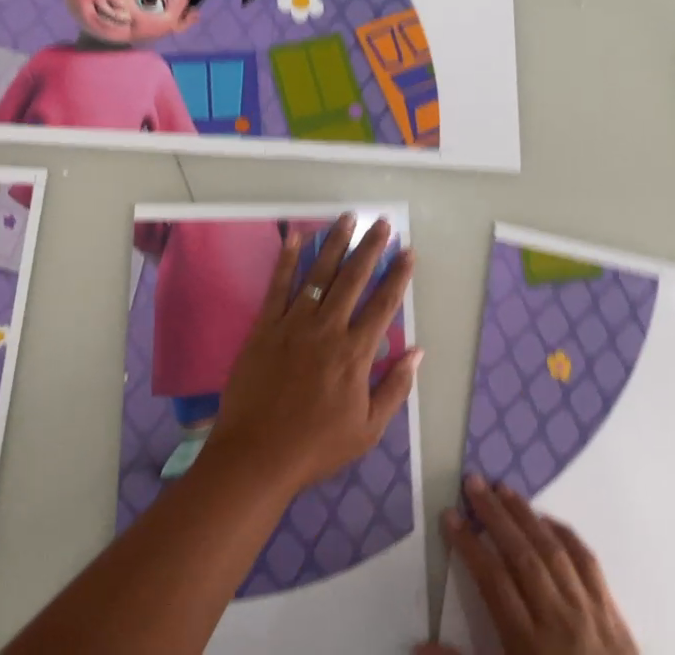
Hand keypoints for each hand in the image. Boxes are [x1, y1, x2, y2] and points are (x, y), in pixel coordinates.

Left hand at [210, 214, 420, 492]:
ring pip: (318, 275)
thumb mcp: (369, 428)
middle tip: (382, 223)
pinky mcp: (264, 328)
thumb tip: (417, 351)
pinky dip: (286, 260)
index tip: (408, 252)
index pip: (383, 304)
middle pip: (353, 279)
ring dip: (334, 244)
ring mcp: (293, 325)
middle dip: (370, 248)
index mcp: (356, 353)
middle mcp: (327, 329)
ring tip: (347, 219)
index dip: (398, 276)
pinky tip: (295, 237)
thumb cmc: (317, 445)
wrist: (257, 455)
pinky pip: (278, 287)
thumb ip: (395, 387)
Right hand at [434, 476, 635, 654]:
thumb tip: (418, 646)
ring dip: (527, 517)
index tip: (451, 516)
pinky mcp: (613, 614)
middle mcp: (558, 619)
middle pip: (522, 555)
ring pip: (554, 551)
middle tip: (474, 483)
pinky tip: (550, 523)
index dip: (469, 545)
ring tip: (505, 490)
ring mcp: (588, 612)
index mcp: (527, 644)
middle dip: (495, 516)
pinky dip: (568, 537)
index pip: (493, 580)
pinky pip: (588, 564)